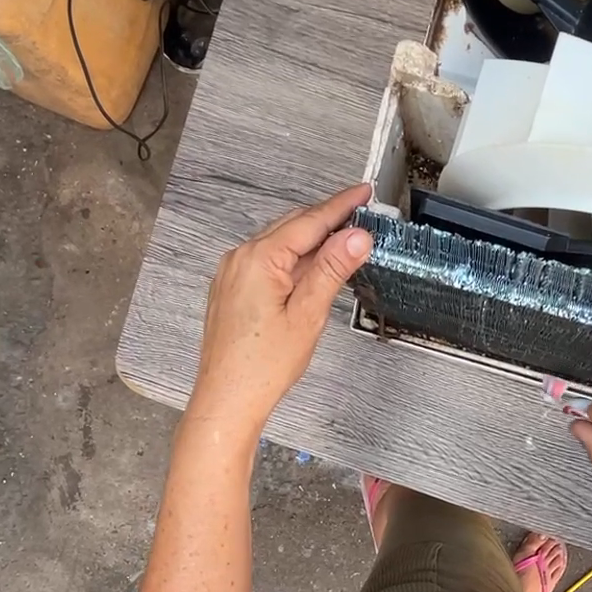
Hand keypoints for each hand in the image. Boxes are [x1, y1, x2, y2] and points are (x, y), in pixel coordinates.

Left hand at [186, 183, 373, 433]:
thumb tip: (356, 237)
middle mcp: (240, 259)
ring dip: (310, 240)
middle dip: (327, 219)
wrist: (228, 399)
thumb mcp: (307, 315)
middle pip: (292, 227)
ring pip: (279, 244)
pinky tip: (308, 270)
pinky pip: (266, 262)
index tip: (362, 192)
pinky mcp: (231, 290)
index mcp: (259, 259)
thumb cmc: (262, 367)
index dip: (341, 206)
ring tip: (341, 242)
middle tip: (359, 214)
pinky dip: (291, 259)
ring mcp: (232, 274)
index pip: (310, 221)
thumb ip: (331, 270)